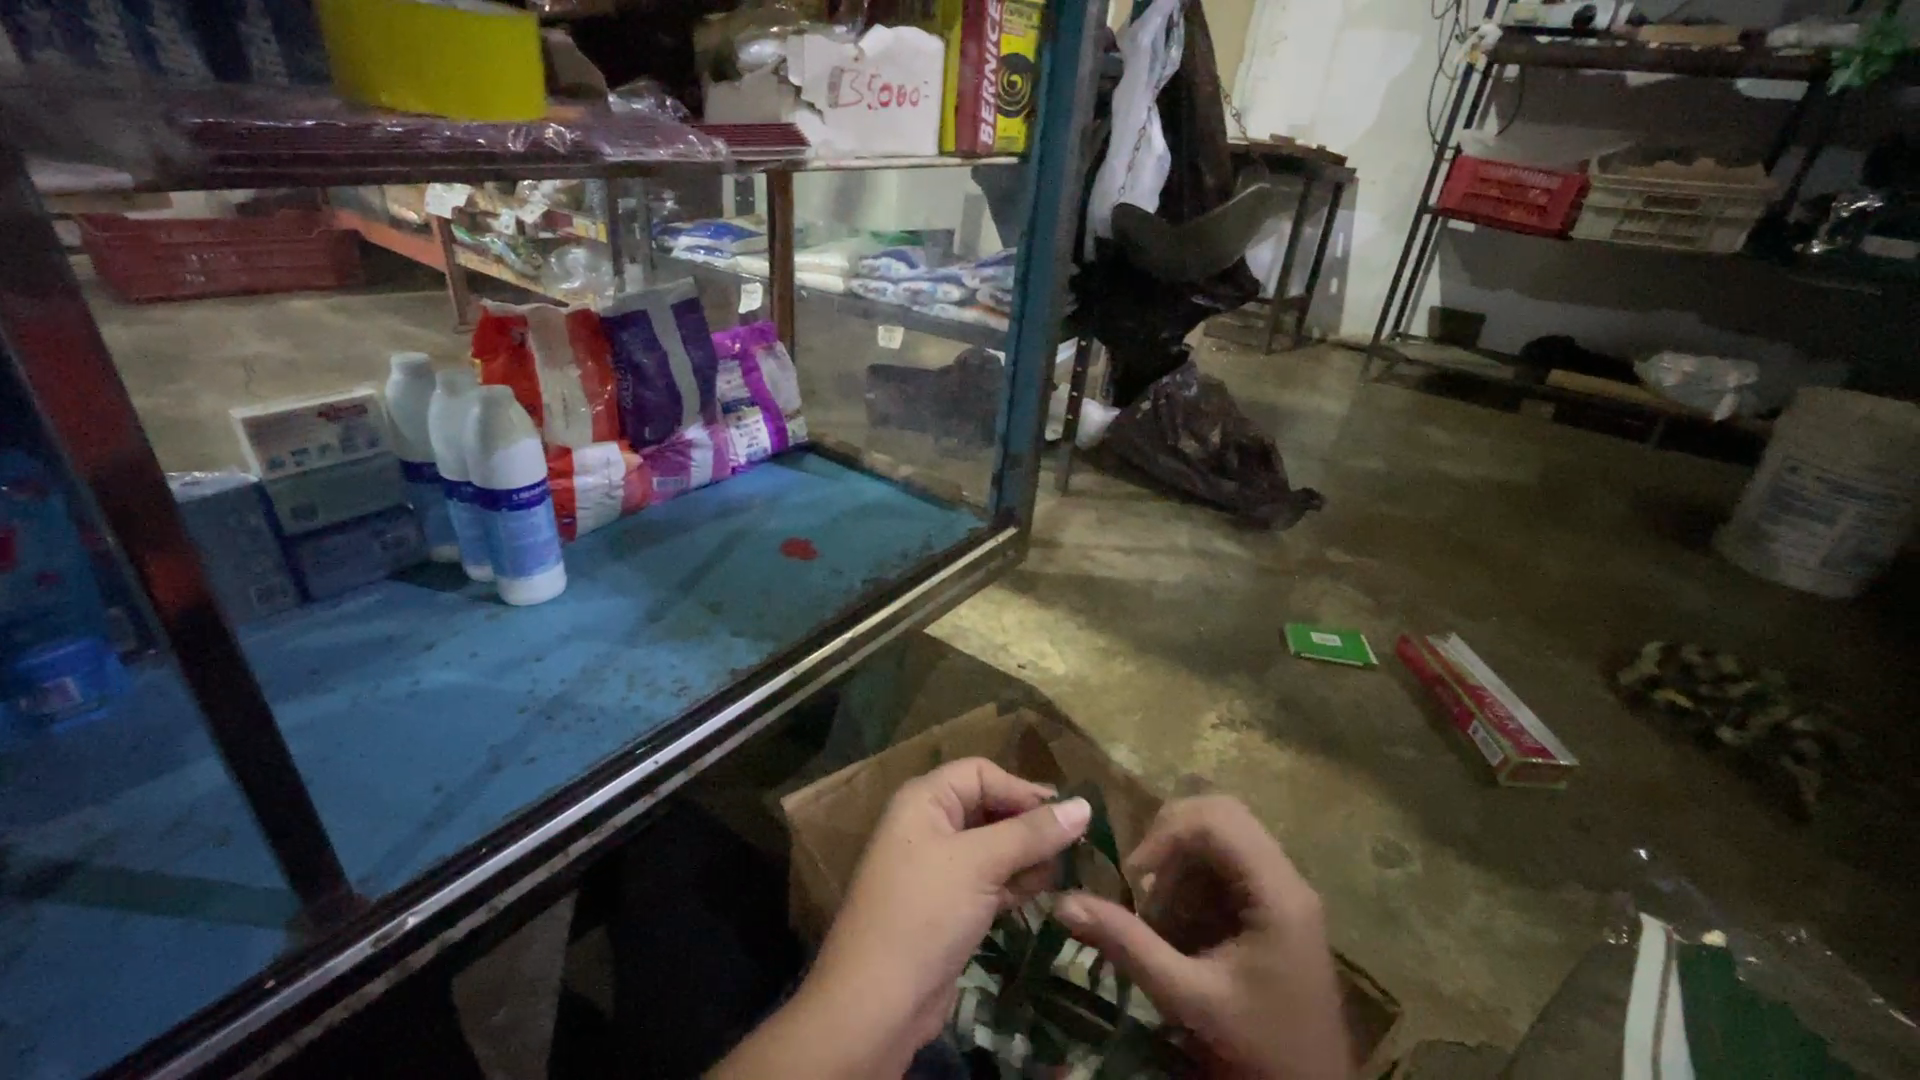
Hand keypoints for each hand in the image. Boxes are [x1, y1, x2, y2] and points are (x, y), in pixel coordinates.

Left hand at [711, 758, 1090, 1078]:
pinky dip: (1014, 884)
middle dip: (1029, 827)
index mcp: (925, 800)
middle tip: (1072, 849)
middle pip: (990, 808)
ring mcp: (938, 868)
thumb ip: (1032, 833)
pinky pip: (990, 880)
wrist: (878, 1002)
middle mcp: (929, 825)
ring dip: (1027, 858)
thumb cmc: (925, 912)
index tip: (1066, 817)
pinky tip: (1039, 896)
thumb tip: (1085, 805)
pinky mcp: (949, 905)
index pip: (982, 773)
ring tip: (1057, 876)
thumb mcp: (981, 863)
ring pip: (995, 847)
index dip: (1022, 790)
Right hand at [1053, 796, 1350, 1079]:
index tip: (1135, 876)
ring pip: (1218, 839)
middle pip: (1220, 815)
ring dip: (1177, 869)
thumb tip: (1062, 901)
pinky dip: (1190, 887)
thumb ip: (1127, 945)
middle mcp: (1286, 879)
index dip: (1167, 834)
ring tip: (1160, 922)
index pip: (1218, 819)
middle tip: (1142, 886)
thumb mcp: (1188, 998)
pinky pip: (1222, 868)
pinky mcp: (1270, 907)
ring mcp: (1281, 891)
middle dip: (1170, 843)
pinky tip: (1179, 931)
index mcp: (1278, 893)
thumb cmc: (1257, 1048)